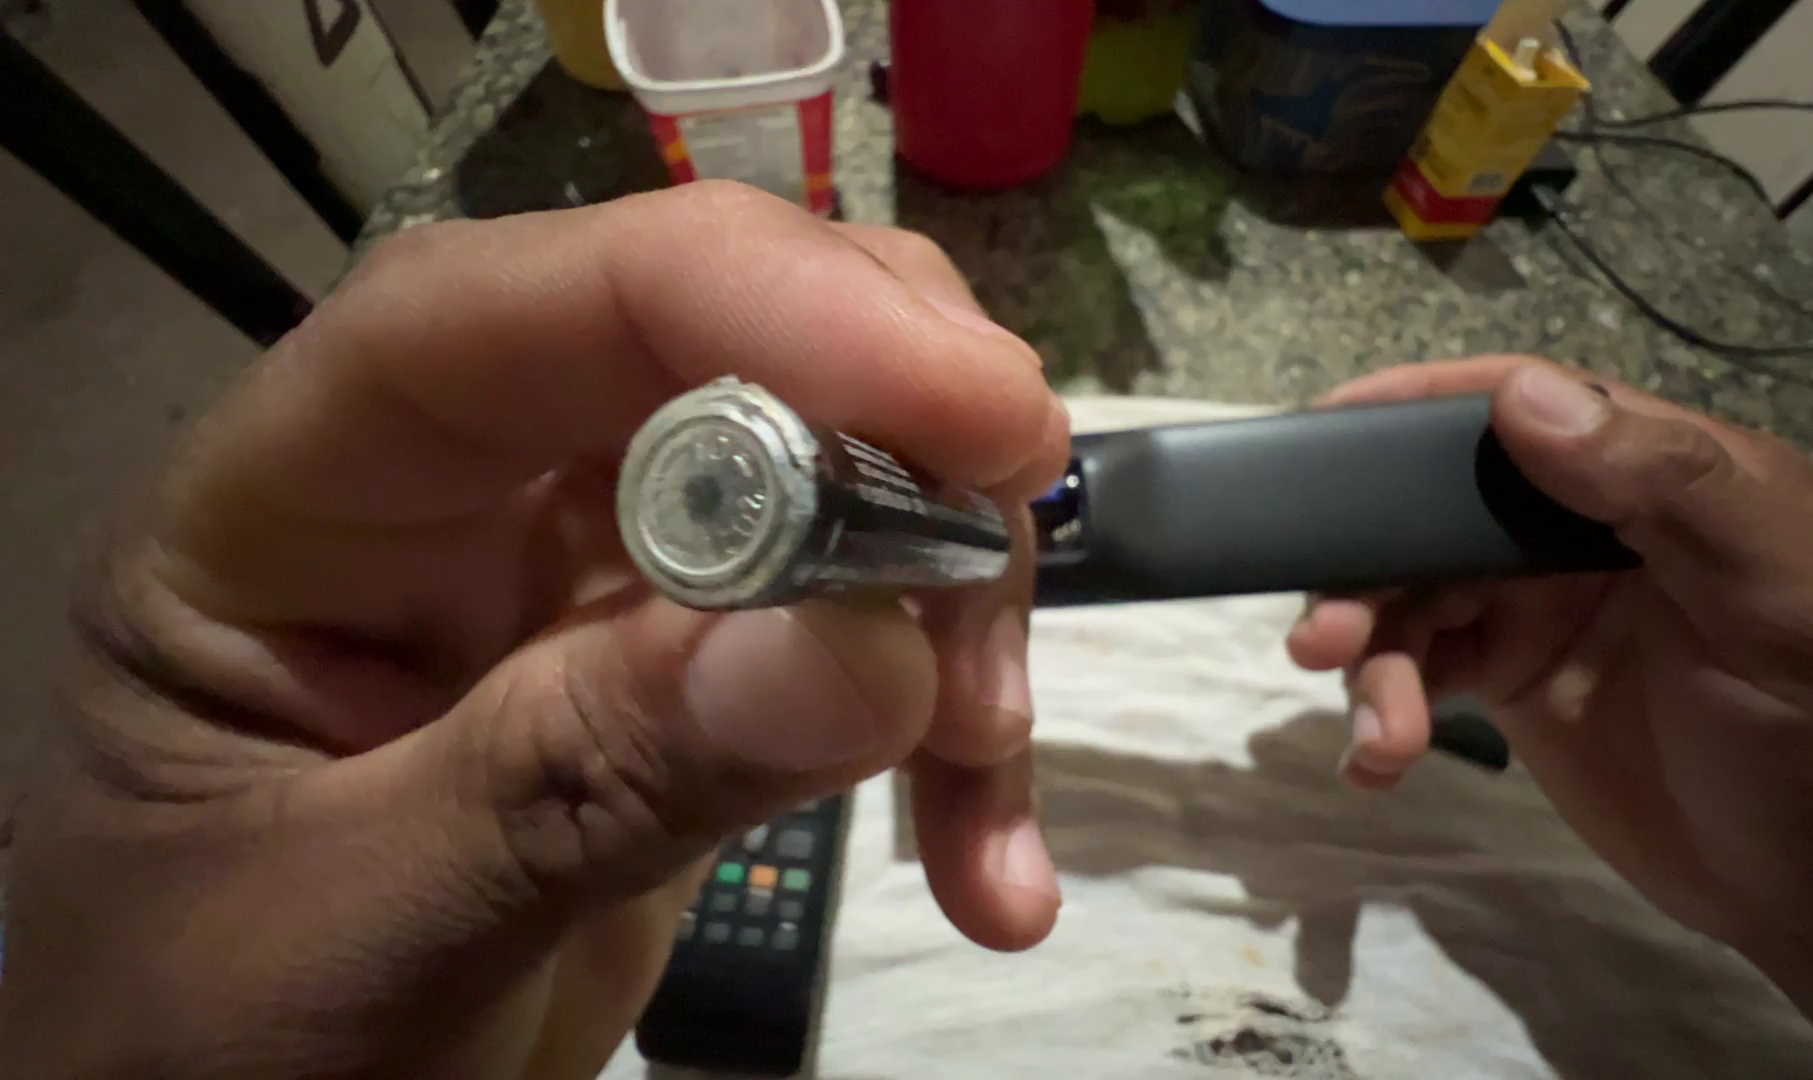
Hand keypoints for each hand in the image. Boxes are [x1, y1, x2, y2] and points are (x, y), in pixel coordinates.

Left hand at [0, 182, 1066, 1079]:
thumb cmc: (241, 1047)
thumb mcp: (380, 940)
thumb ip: (596, 783)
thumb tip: (868, 655)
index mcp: (318, 495)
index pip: (542, 306)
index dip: (773, 309)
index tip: (977, 403)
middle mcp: (494, 477)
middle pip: (745, 340)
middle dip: (906, 435)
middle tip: (1002, 556)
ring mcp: (631, 549)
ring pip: (855, 462)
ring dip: (957, 599)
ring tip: (982, 760)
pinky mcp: (731, 631)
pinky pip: (883, 611)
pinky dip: (957, 721)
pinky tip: (987, 855)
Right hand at [1288, 356, 1812, 1074]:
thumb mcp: (1784, 607)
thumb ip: (1669, 490)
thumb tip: (1522, 399)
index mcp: (1642, 483)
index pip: (1515, 409)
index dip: (1415, 403)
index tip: (1325, 422)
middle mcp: (1561, 535)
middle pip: (1420, 524)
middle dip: (1360, 581)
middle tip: (1323, 641)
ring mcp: (1517, 607)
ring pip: (1399, 606)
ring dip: (1368, 667)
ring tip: (1381, 735)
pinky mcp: (1490, 675)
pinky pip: (1405, 674)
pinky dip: (1379, 716)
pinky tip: (1377, 763)